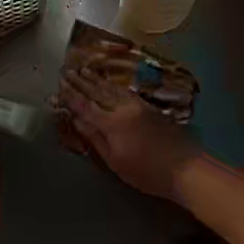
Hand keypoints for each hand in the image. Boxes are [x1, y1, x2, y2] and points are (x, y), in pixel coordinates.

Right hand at [59, 70, 201, 200]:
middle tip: (67, 71)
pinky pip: (125, 91)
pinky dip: (113, 85)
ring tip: (84, 70)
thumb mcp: (115, 161)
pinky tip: (109, 82)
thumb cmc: (146, 172)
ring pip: (112, 89)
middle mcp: (124, 109)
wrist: (185, 168)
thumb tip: (77, 121)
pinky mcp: (150, 108)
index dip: (71, 96)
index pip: (86, 106)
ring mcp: (139, 106)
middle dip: (81, 82)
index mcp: (112, 123)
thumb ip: (95, 139)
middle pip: (98, 92)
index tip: (59, 85)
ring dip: (96, 79)